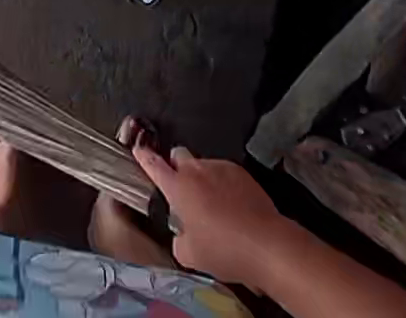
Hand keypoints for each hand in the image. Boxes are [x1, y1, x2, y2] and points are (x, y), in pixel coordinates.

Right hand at [134, 144, 302, 290]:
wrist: (267, 244)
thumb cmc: (224, 249)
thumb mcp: (191, 256)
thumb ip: (178, 239)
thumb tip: (182, 234)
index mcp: (178, 186)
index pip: (153, 164)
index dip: (143, 156)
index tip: (138, 149)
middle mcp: (195, 170)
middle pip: (178, 156)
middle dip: (177, 167)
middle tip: (184, 190)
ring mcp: (219, 167)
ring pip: (202, 166)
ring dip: (203, 179)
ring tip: (215, 205)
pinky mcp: (240, 171)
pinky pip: (223, 172)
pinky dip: (223, 184)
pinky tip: (233, 206)